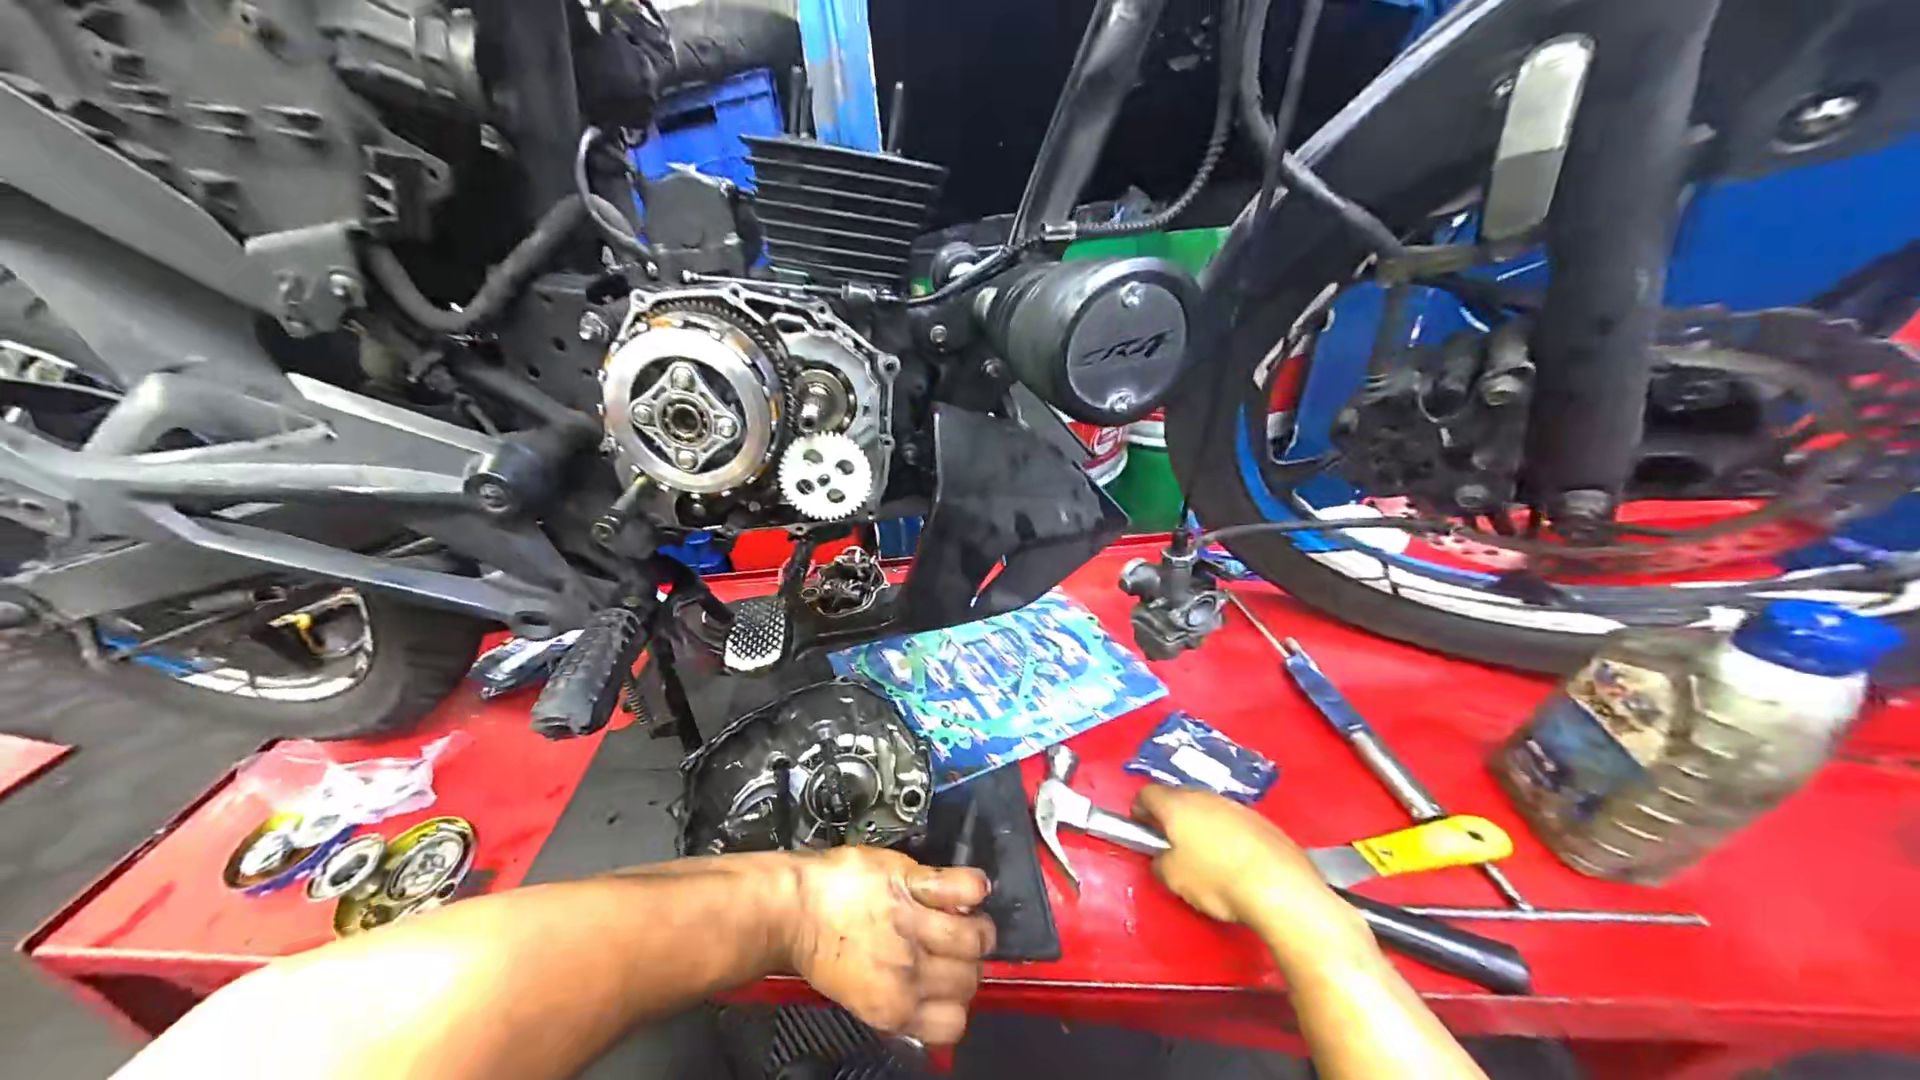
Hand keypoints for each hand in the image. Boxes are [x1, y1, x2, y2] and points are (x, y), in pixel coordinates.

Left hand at [778, 847, 994, 1044]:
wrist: (791, 906)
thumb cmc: (817, 946)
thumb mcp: (857, 997)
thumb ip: (897, 1005)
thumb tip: (927, 1015)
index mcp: (894, 1006)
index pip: (955, 1022)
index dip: (958, 1003)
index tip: (954, 986)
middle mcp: (909, 969)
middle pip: (970, 978)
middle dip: (970, 966)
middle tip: (959, 950)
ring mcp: (913, 923)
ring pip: (975, 936)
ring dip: (978, 928)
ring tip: (967, 919)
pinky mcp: (911, 881)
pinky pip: (963, 886)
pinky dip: (974, 887)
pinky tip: (970, 889)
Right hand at [1131, 785, 1367, 960]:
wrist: (1279, 886)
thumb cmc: (1216, 878)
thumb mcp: (1173, 878)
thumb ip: (1160, 861)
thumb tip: (1163, 856)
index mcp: (1176, 804)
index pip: (1147, 793)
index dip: (1139, 810)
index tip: (1140, 828)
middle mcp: (1204, 796)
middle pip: (1179, 798)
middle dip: (1171, 817)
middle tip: (1171, 843)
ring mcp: (1236, 806)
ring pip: (1208, 809)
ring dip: (1201, 825)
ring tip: (1206, 857)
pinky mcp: (1262, 821)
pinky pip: (1233, 823)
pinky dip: (1228, 836)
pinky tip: (1235, 863)